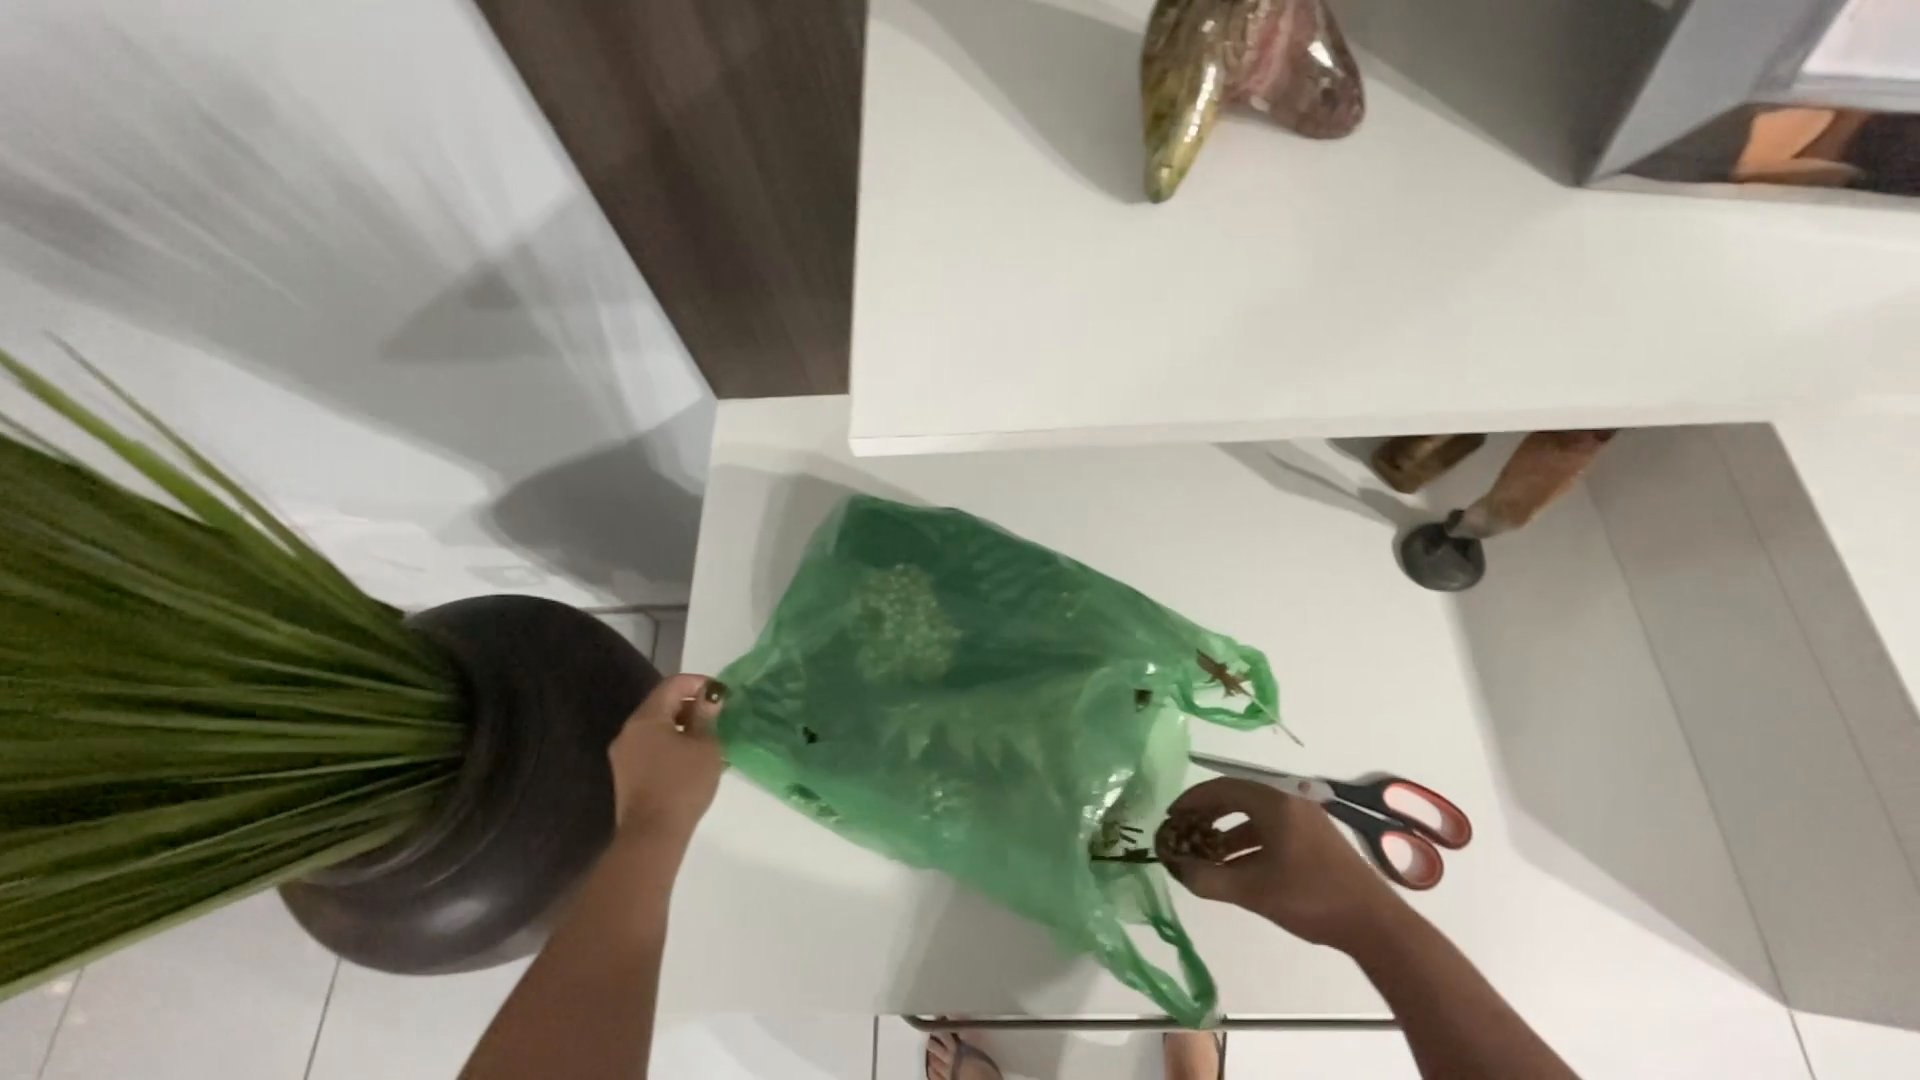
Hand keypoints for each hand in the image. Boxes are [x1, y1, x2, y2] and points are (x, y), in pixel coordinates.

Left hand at [607, 674, 725, 848]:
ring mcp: (623, 754)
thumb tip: (709, 697)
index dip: (699, 683)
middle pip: (661, 704)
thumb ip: (706, 717)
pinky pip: (650, 746)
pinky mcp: (626, 774)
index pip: (673, 684)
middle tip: (717, 716)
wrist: (652, 834)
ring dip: (682, 726)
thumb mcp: (705, 746)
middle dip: (690, 705)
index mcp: (646, 718)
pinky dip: (671, 743)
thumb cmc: (683, 784)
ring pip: (655, 727)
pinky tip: (691, 759)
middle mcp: (629, 731)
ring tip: (708, 739)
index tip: (721, 695)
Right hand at [1155, 777, 1400, 951]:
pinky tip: (1237, 867)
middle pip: (1238, 797)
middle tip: (1183, 831)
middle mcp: (1290, 802)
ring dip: (1227, 831)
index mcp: (1274, 803)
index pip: (1222, 787)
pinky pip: (1271, 829)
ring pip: (1255, 816)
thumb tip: (1177, 869)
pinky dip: (1248, 842)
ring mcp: (1306, 820)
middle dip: (1207, 813)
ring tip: (1206, 854)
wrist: (1374, 924)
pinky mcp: (1316, 840)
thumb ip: (1208, 879)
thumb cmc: (1310, 898)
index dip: (1192, 800)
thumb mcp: (1252, 891)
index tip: (1171, 817)